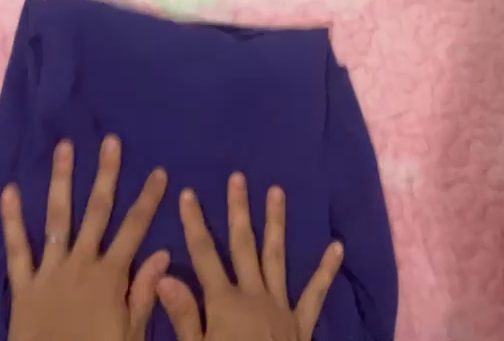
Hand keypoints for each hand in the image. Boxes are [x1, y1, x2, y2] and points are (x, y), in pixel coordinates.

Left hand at [3, 136, 171, 340]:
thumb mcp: (131, 339)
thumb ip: (145, 295)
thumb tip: (162, 253)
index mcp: (111, 277)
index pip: (135, 229)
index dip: (148, 199)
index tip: (159, 171)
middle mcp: (81, 264)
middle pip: (97, 211)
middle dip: (106, 174)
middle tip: (110, 141)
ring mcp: (50, 272)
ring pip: (58, 218)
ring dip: (62, 180)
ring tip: (65, 146)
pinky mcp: (23, 286)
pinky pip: (17, 250)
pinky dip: (12, 220)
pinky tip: (9, 190)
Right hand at [157, 173, 345, 340]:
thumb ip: (184, 316)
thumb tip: (165, 274)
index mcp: (224, 304)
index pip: (204, 255)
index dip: (194, 223)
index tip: (188, 192)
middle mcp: (253, 296)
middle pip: (243, 246)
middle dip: (238, 210)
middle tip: (238, 177)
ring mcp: (280, 308)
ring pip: (276, 258)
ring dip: (276, 224)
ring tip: (277, 191)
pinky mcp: (301, 326)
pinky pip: (315, 295)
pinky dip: (326, 271)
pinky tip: (338, 247)